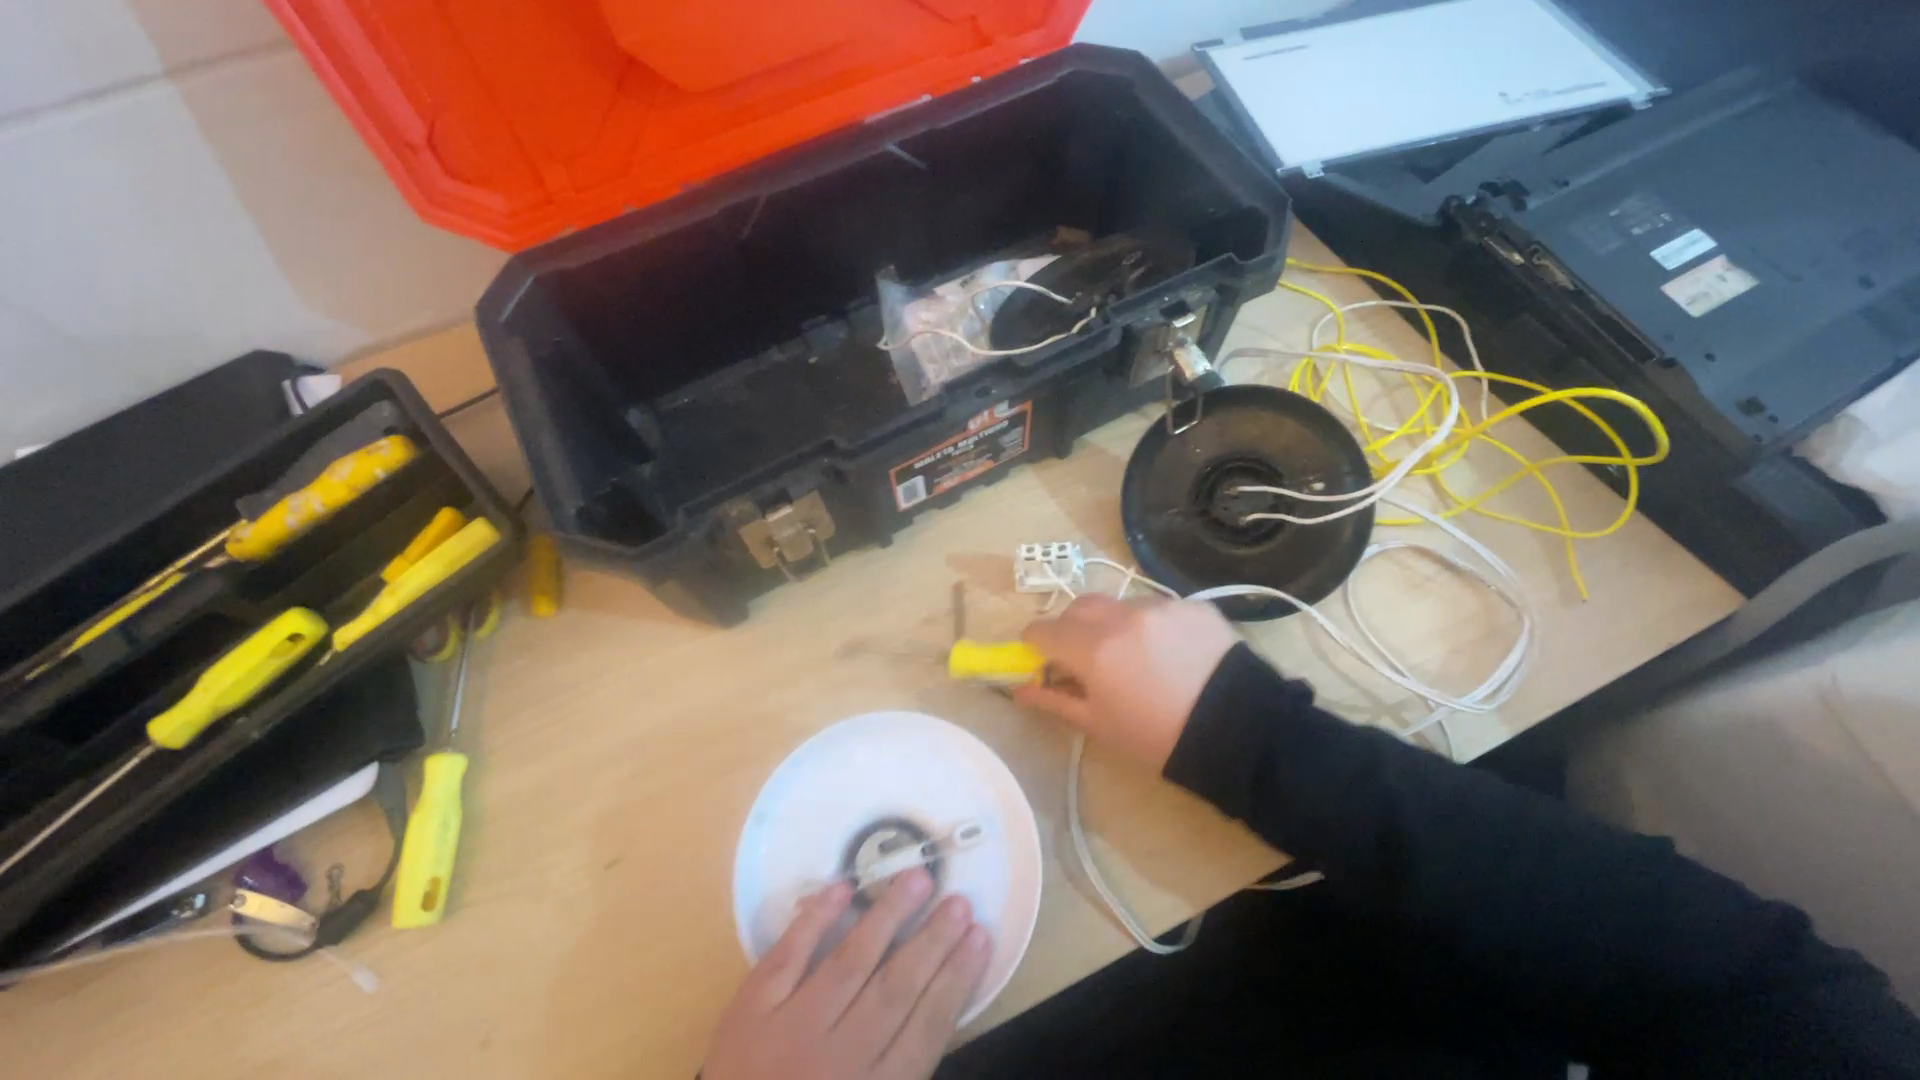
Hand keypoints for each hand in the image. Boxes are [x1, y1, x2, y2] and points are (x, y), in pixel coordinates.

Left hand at [704, 869, 991, 1079]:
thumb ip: (902, 1064)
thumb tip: (938, 1000)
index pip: (927, 1027)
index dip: (957, 979)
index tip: (980, 937)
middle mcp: (838, 1058)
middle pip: (896, 988)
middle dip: (933, 941)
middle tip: (959, 901)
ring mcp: (791, 1027)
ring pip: (850, 962)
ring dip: (887, 916)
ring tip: (918, 878)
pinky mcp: (752, 1008)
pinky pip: (790, 954)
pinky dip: (816, 919)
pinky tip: (843, 888)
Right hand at [1015, 596, 1238, 770]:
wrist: (1240, 730)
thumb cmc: (1159, 738)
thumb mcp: (1101, 726)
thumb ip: (1055, 700)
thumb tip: (1020, 689)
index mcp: (1093, 649)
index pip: (1043, 630)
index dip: (1035, 644)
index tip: (1042, 659)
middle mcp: (1122, 617)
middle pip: (1078, 607)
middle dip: (1071, 628)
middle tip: (1084, 657)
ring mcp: (1160, 606)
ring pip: (1120, 605)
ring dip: (1114, 625)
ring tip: (1136, 658)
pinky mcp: (1193, 606)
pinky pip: (1158, 608)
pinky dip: (1152, 627)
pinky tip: (1172, 655)